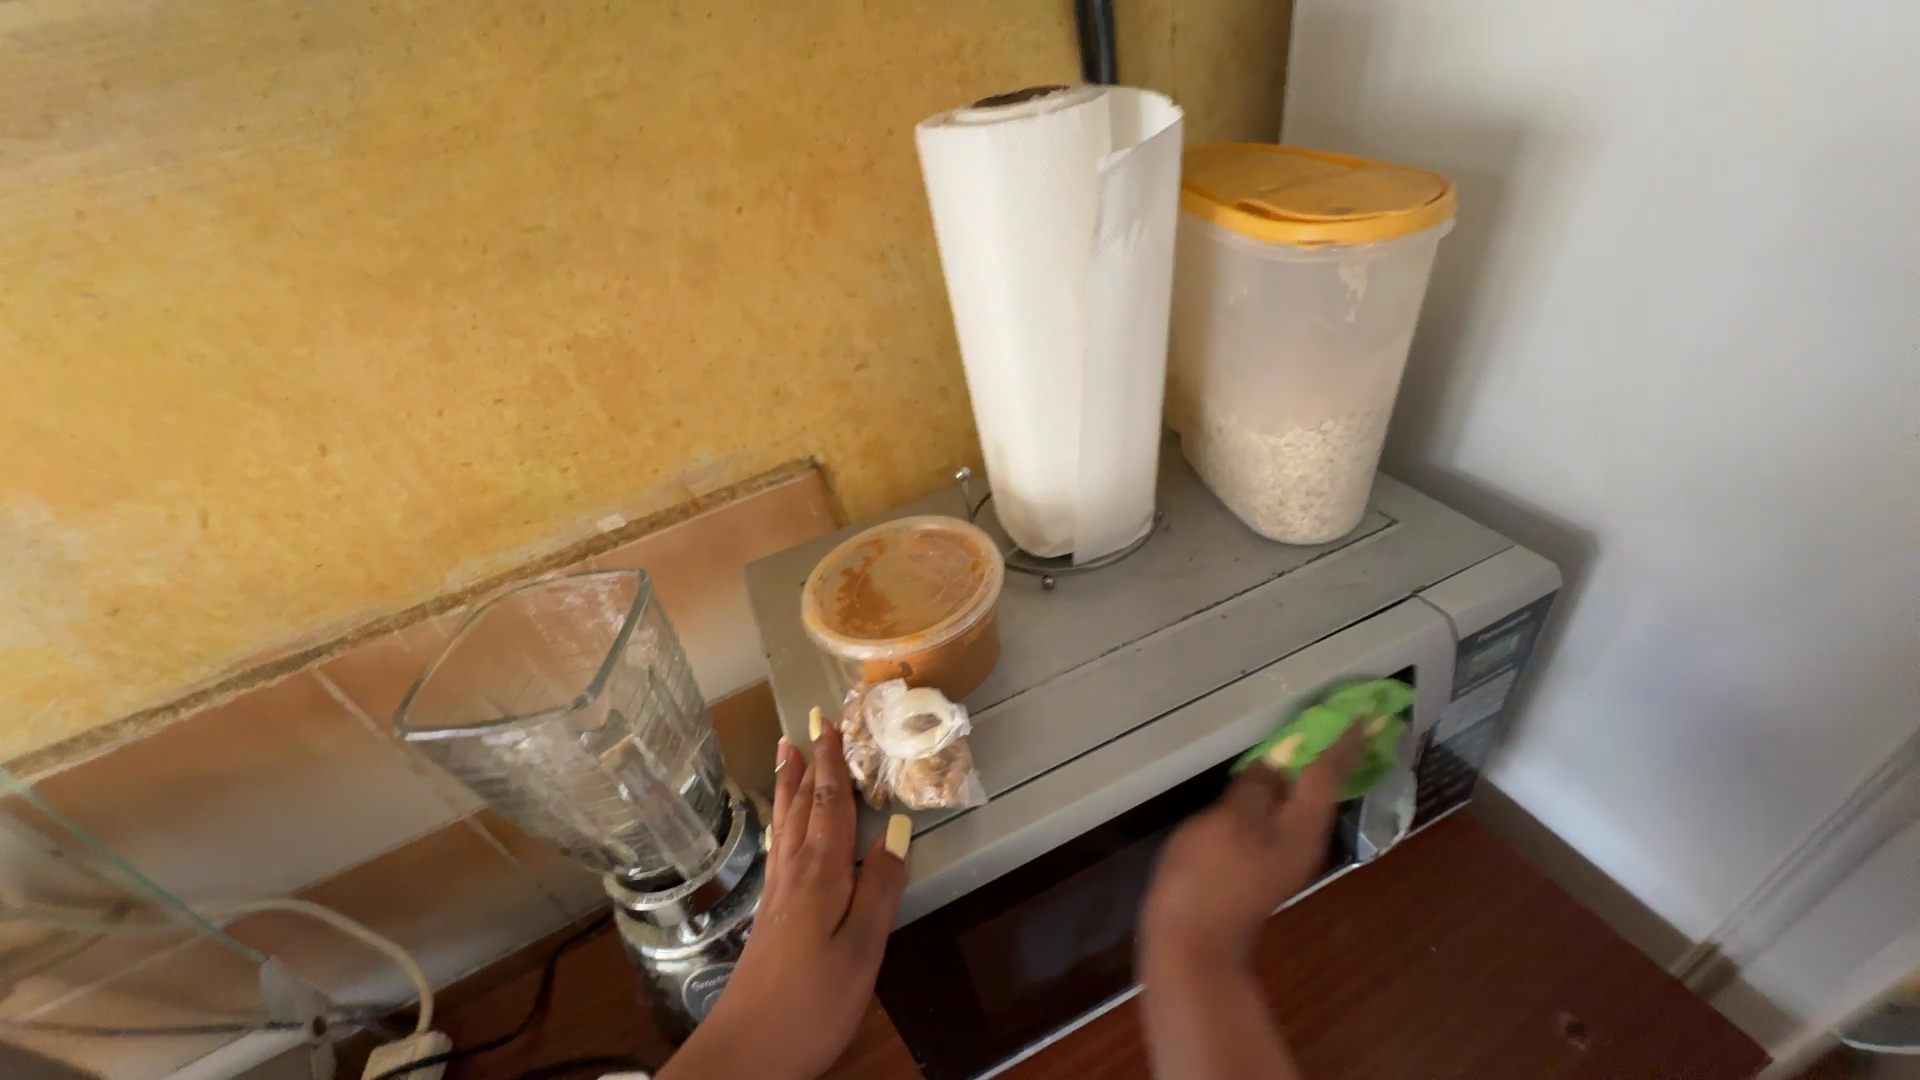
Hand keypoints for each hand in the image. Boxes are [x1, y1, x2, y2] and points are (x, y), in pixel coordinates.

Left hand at [660, 722, 907, 1079]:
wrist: (746, 1052)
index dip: (831, 762)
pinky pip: (779, 844)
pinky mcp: (770, 912)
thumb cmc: (812, 1001)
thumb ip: (881, 887)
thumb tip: (898, 829)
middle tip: (807, 724)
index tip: (830, 723)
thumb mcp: (862, 949)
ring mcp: (778, 891)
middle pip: (802, 804)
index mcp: (822, 872)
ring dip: (788, 783)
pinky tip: (782, 824)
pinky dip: (782, 817)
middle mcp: (795, 870)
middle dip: (808, 762)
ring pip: (785, 821)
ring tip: (784, 751)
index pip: (830, 803)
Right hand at [1141, 729, 1363, 968]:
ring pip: (1306, 801)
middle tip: (1350, 721)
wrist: (1191, 939)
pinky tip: (1275, 776)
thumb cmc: (1211, 874)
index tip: (1368, 714)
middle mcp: (1303, 840)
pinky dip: (1288, 787)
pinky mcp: (1260, 860)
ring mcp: (1282, 854)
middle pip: (1326, 788)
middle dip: (1338, 754)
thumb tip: (1280, 758)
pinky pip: (1285, 812)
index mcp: (1302, 827)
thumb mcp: (1231, 819)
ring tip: (1317, 737)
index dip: (1345, 742)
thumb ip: (1258, 785)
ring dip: (1315, 769)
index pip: (1330, 774)